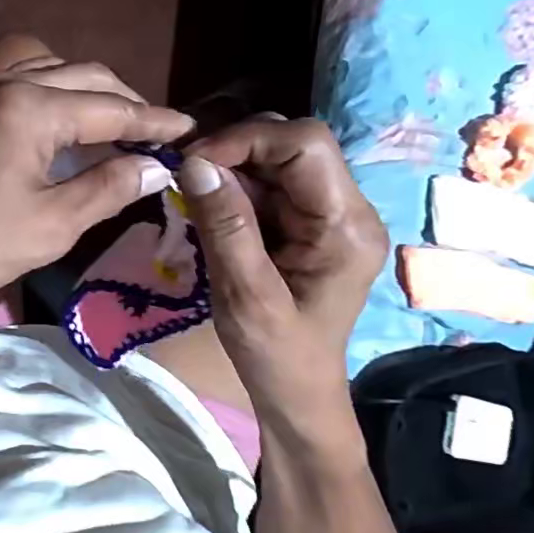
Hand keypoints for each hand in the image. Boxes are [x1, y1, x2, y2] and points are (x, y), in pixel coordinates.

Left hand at [0, 36, 192, 331]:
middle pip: (81, 74)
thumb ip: (108, 187)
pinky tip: (45, 101)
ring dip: (79, 79)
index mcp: (28, 109)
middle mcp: (1, 80)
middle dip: (122, 99)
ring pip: (43, 58)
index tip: (186, 130)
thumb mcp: (53, 225)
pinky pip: (3, 63)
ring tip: (101, 112)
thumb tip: (156, 167)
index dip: (153, 120)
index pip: (109, 107)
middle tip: (150, 130)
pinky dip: (35, 71)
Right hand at [176, 117, 387, 407]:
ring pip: (275, 158)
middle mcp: (346, 209)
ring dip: (228, 166)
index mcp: (346, 225)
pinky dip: (230, 184)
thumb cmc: (276, 354)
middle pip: (292, 144)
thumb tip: (195, 163)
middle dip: (234, 149)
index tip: (193, 163)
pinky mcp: (304, 223)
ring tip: (190, 191)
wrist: (296, 392)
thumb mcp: (244, 294)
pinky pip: (266, 183)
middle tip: (186, 174)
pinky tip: (206, 205)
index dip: (246, 140)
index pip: (305, 144)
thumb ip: (225, 226)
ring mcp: (325, 214)